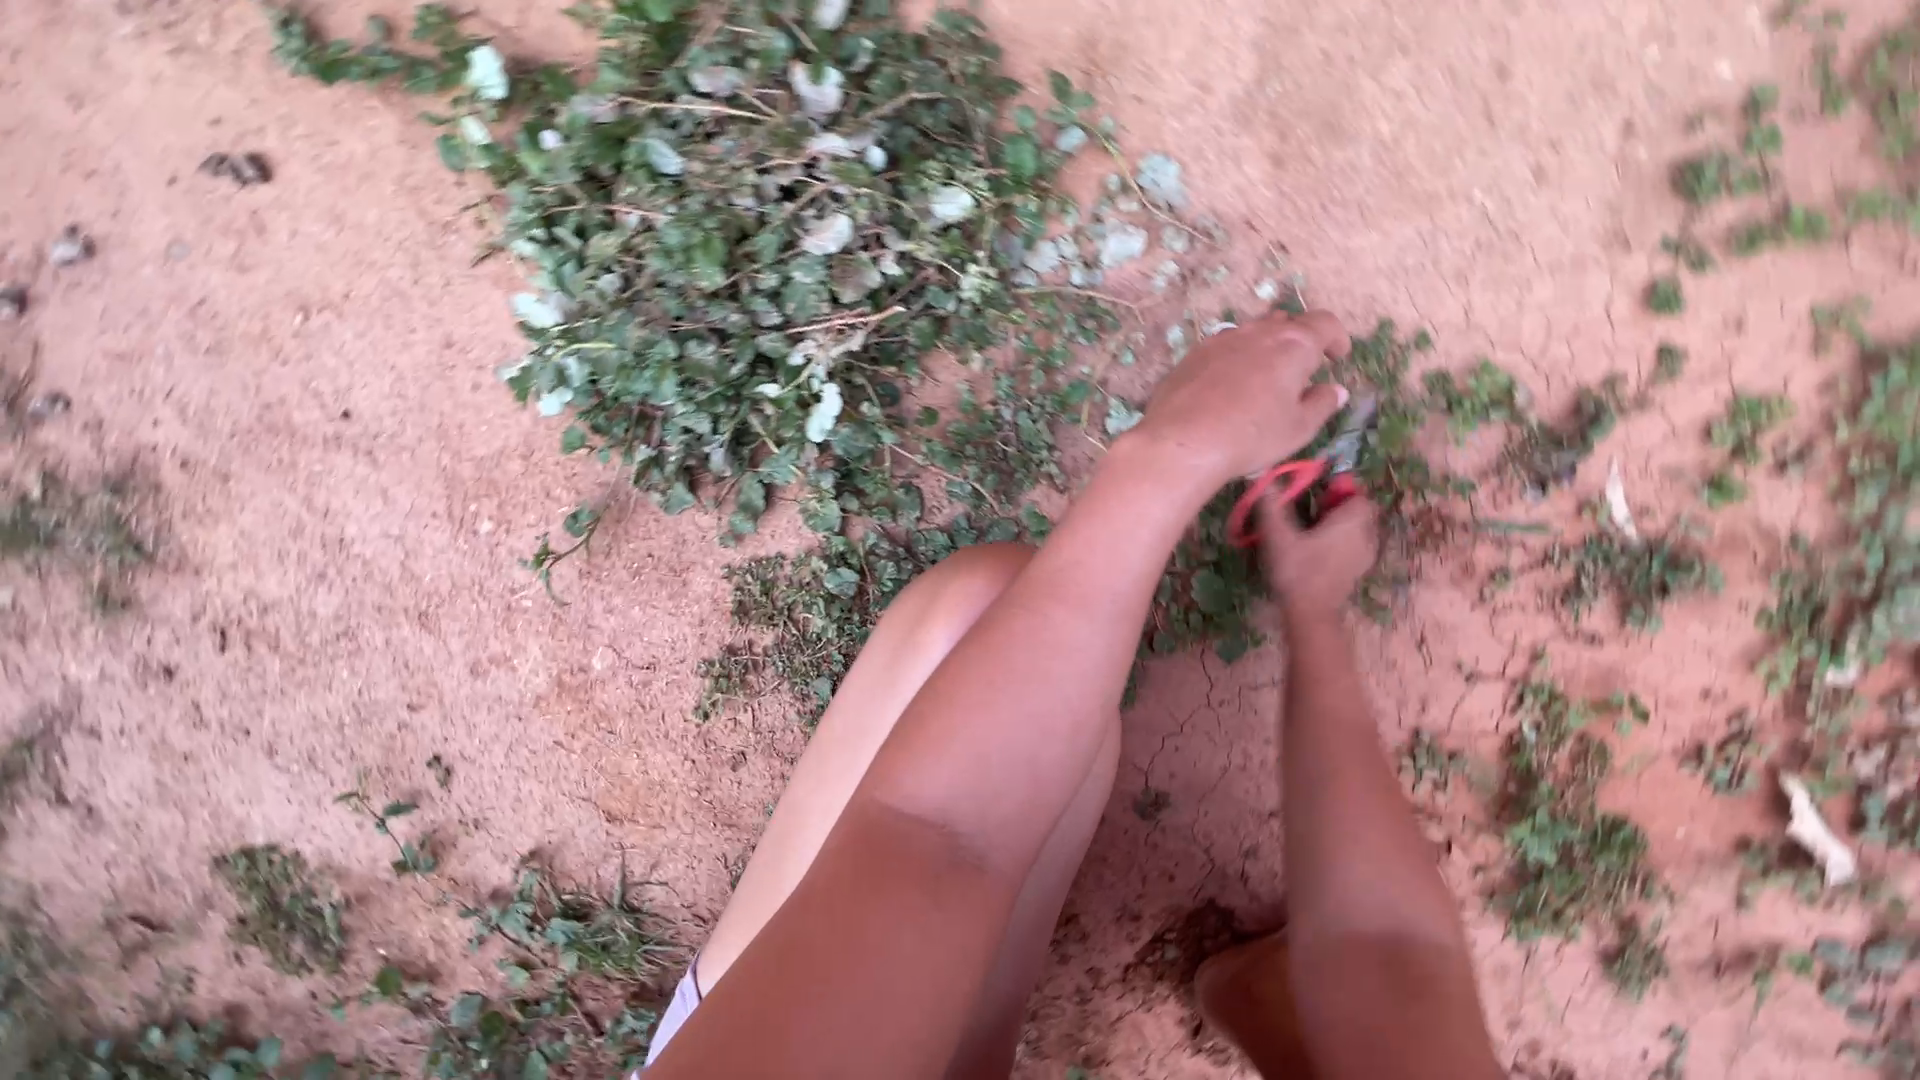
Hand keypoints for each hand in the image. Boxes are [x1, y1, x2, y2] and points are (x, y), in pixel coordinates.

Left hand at [1126, 310, 1351, 489]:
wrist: (1181, 441)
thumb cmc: (1251, 436)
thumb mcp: (1298, 428)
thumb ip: (1321, 404)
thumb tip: (1335, 390)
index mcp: (1293, 344)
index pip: (1324, 324)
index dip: (1335, 338)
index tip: (1337, 356)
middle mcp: (1257, 332)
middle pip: (1286, 324)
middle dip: (1298, 341)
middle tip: (1300, 370)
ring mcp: (1221, 340)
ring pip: (1251, 334)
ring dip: (1264, 349)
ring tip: (1264, 378)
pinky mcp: (1193, 355)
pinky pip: (1223, 349)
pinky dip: (1234, 360)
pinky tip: (1228, 387)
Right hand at [1258, 492, 1378, 620]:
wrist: (1310, 613)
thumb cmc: (1297, 571)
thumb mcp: (1278, 536)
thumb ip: (1272, 507)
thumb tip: (1264, 480)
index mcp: (1351, 522)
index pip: (1359, 496)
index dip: (1341, 490)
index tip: (1319, 492)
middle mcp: (1365, 536)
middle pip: (1359, 513)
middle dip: (1338, 507)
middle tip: (1311, 509)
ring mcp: (1364, 557)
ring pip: (1357, 531)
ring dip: (1339, 526)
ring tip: (1312, 530)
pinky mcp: (1357, 573)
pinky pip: (1354, 548)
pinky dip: (1340, 544)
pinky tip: (1317, 552)